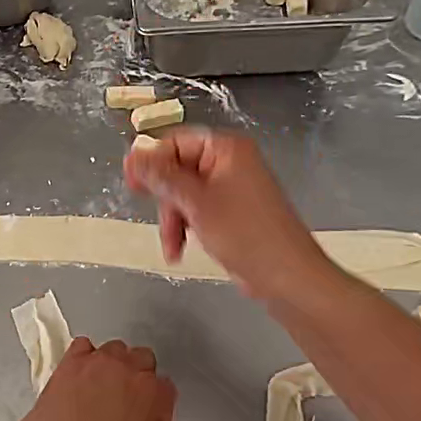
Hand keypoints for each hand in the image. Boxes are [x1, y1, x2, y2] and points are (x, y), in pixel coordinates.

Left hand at [4, 337, 175, 420]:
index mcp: (153, 394)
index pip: (166, 388)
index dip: (158, 405)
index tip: (150, 419)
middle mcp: (129, 369)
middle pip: (144, 358)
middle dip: (139, 376)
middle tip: (129, 400)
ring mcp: (99, 361)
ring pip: (116, 348)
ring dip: (115, 363)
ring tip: (104, 387)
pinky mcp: (72, 360)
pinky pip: (83, 345)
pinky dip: (85, 356)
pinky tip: (82, 376)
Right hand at [124, 126, 334, 301]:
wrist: (288, 277)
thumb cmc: (246, 235)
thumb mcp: (195, 203)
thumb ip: (161, 176)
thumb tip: (133, 155)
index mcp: (226, 149)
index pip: (175, 142)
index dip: (151, 161)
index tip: (133, 184)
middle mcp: (230, 162)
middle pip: (178, 169)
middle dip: (165, 198)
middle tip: (157, 218)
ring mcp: (232, 187)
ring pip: (184, 193)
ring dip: (173, 218)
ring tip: (173, 245)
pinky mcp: (233, 211)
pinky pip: (198, 209)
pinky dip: (186, 226)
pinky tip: (180, 248)